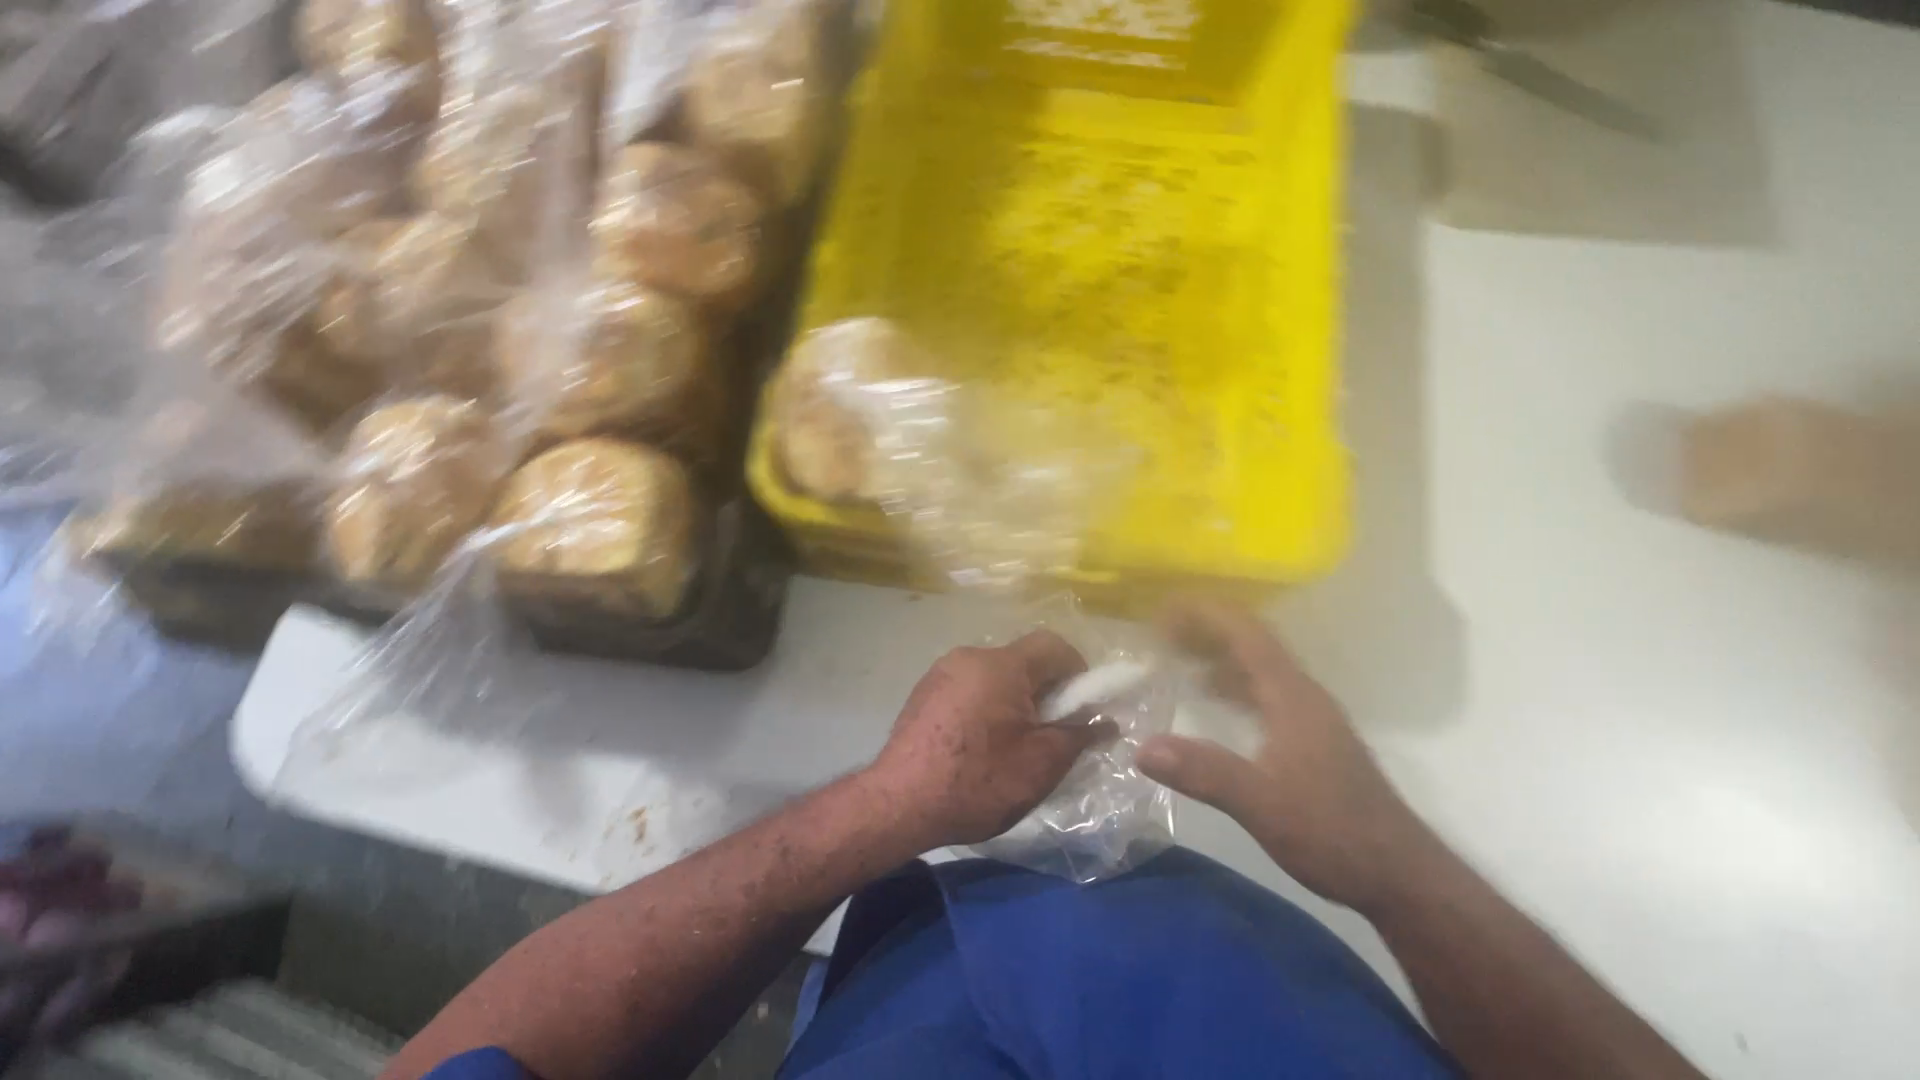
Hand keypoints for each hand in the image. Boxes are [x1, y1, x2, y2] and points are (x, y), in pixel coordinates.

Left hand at [867, 631, 1119, 849]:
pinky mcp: (923, 695)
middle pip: (1021, 661)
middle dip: (1046, 690)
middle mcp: (969, 657)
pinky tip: (982, 748)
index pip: (1053, 645)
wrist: (899, 804)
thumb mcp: (1041, 764)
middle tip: (1055, 732)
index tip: (1085, 706)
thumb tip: (1104, 721)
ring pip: (994, 677)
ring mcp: (940, 674)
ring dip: (1014, 701)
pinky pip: (968, 690)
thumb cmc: (978, 780)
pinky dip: (985, 708)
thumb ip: (1078, 735)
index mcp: (1001, 665)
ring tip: (1017, 745)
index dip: (1078, 670)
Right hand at [1136, 601, 1433, 909]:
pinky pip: (1263, 693)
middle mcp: (1303, 697)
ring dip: (1217, 656)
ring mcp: (1310, 719)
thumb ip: (1204, 773)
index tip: (1162, 610)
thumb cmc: (1333, 833)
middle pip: (1251, 644)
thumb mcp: (1262, 805)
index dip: (1205, 615)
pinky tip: (1210, 700)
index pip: (1247, 634)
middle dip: (1204, 631)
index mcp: (1293, 698)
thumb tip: (1141, 748)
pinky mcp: (1311, 741)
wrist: (1398, 875)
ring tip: (1173, 657)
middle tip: (1157, 632)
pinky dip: (1231, 685)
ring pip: (1257, 669)